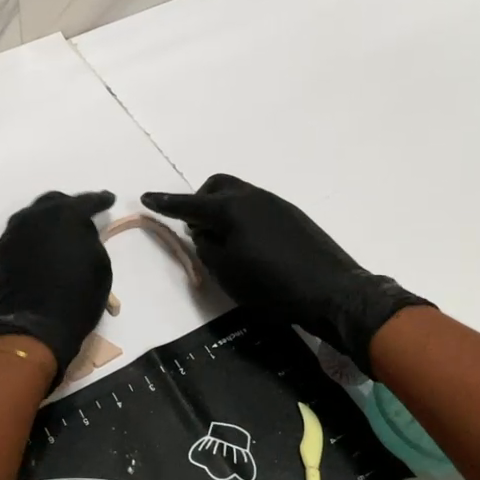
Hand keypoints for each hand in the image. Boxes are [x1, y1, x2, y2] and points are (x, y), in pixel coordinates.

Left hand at [0, 190, 115, 386]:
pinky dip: (29, 241)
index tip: (108, 199)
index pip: (86, 201)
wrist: (32, 329)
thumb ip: (90, 240)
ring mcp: (11, 234)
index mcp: (65, 215)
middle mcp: (34, 217)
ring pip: (30, 218)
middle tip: (79, 216)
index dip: (100, 200)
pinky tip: (35, 252)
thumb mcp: (99, 266)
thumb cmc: (76, 298)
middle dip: (67, 206)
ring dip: (45, 222)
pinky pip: (17, 239)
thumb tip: (80, 233)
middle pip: (52, 203)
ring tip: (55, 233)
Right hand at [142, 174, 431, 371]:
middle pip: (217, 186)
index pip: (189, 204)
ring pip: (239, 195)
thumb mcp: (227, 273)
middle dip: (200, 200)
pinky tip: (250, 244)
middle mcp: (252, 197)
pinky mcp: (293, 216)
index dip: (165, 203)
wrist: (334, 292)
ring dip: (224, 210)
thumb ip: (207, 247)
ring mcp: (276, 204)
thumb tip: (203, 231)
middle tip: (197, 228)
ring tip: (224, 241)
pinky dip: (244, 218)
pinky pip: (257, 207)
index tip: (145, 198)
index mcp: (231, 209)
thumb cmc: (272, 287)